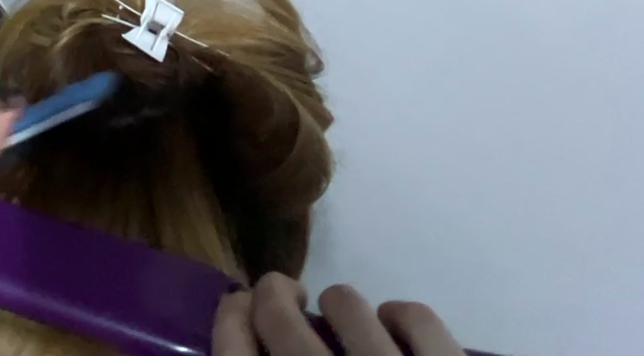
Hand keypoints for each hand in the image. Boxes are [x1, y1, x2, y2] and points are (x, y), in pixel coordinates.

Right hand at [213, 273, 462, 355]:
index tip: (236, 307)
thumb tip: (252, 344)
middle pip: (276, 314)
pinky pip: (415, 318)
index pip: (232, 348)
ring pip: (344, 304)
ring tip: (344, 328)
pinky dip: (400, 317)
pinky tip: (395, 334)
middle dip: (272, 295)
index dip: (227, 318)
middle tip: (282, 301)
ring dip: (337, 309)